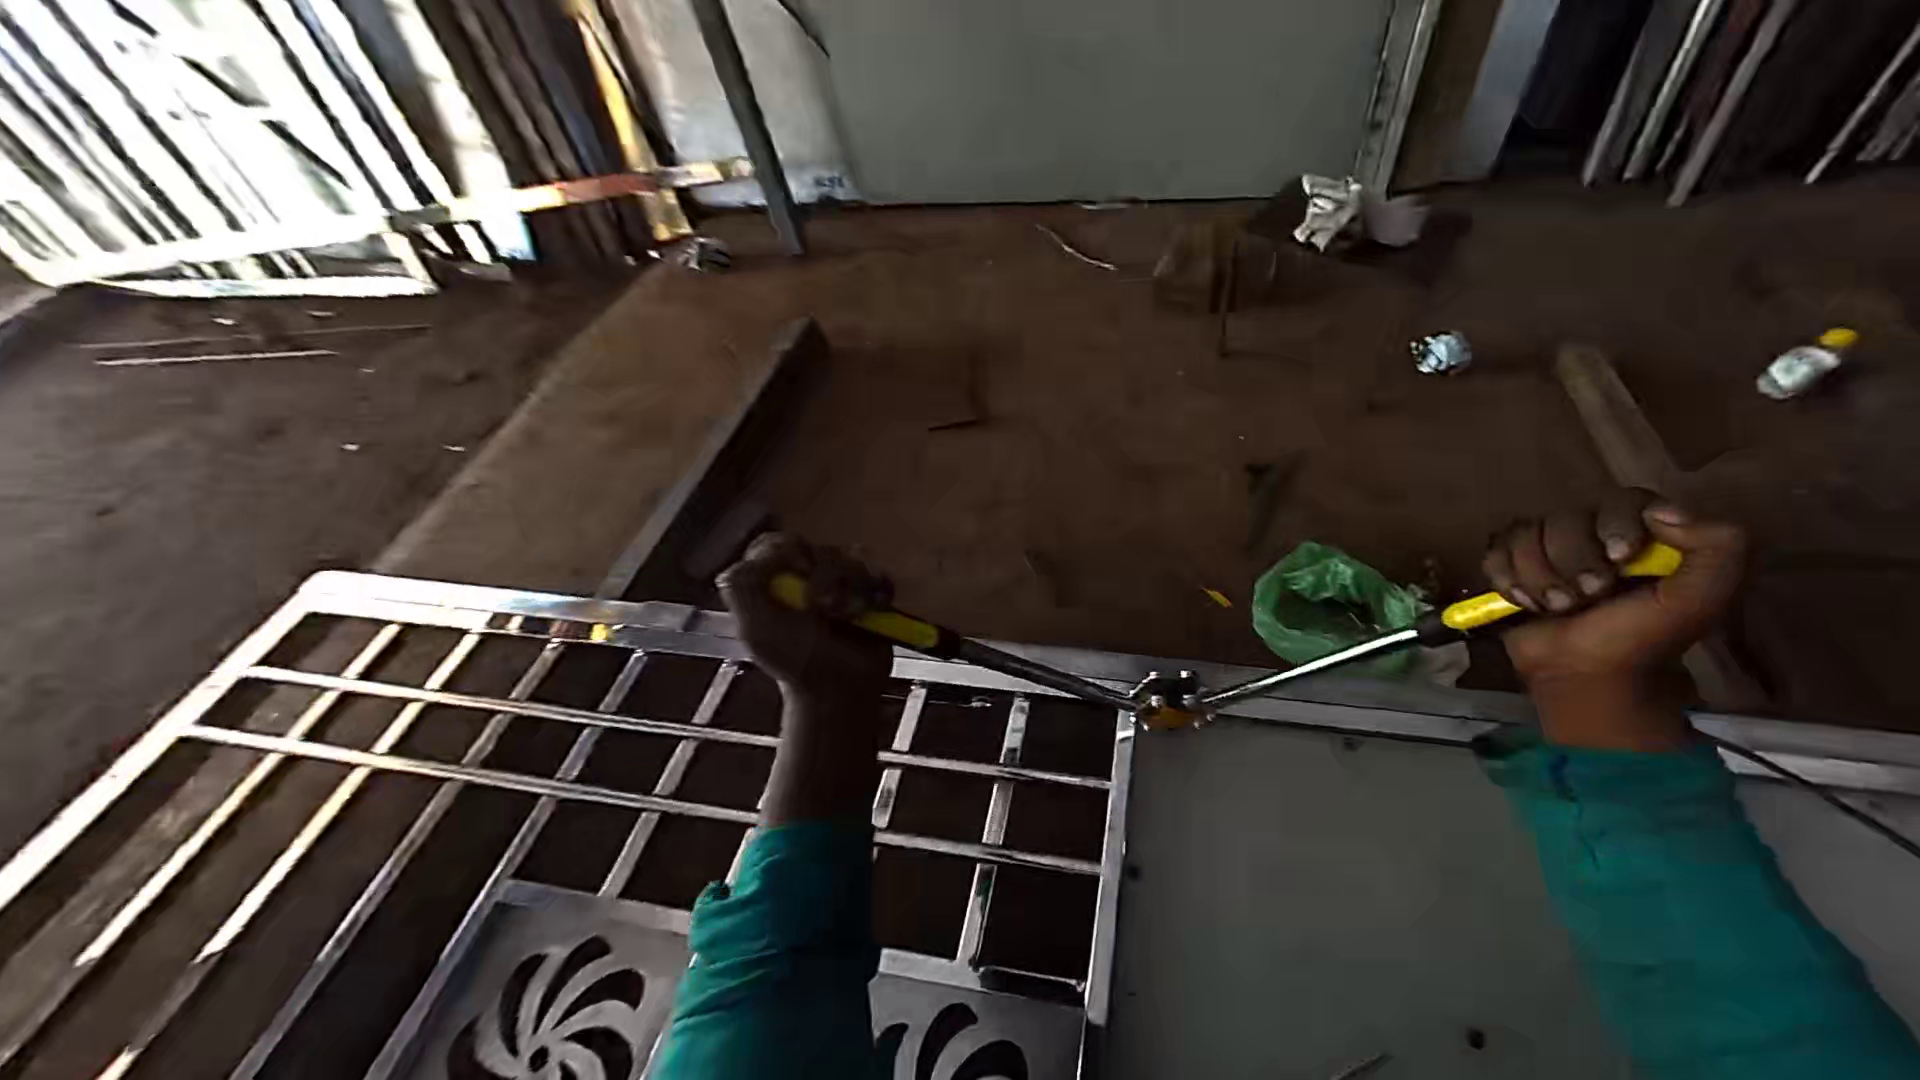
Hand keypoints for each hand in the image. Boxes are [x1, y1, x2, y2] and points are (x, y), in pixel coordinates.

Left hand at [716, 532, 893, 711]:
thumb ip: (742, 585)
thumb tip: (767, 552)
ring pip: (851, 558)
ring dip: (850, 587)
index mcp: (773, 580)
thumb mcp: (755, 628)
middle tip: (823, 607)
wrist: (841, 689)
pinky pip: (878, 574)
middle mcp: (807, 576)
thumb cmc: (796, 662)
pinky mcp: (870, 592)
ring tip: (847, 616)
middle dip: (825, 576)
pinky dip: (873, 592)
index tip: (799, 571)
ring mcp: (841, 583)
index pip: (777, 543)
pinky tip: (866, 612)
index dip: (788, 550)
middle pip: (819, 548)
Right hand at [1482, 490, 1745, 748]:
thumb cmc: (1642, 637)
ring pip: (1524, 535)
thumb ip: (1717, 547)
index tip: (1618, 559)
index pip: (1620, 499)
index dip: (1613, 524)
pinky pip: (1494, 554)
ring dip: (1539, 576)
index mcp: (1640, 533)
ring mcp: (1542, 550)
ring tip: (1557, 607)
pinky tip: (1526, 604)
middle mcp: (1588, 534)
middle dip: (1572, 560)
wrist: (1584, 673)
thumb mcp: (1701, 597)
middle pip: (1563, 517)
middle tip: (1587, 596)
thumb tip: (1662, 512)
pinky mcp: (1506, 567)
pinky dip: (1509, 581)